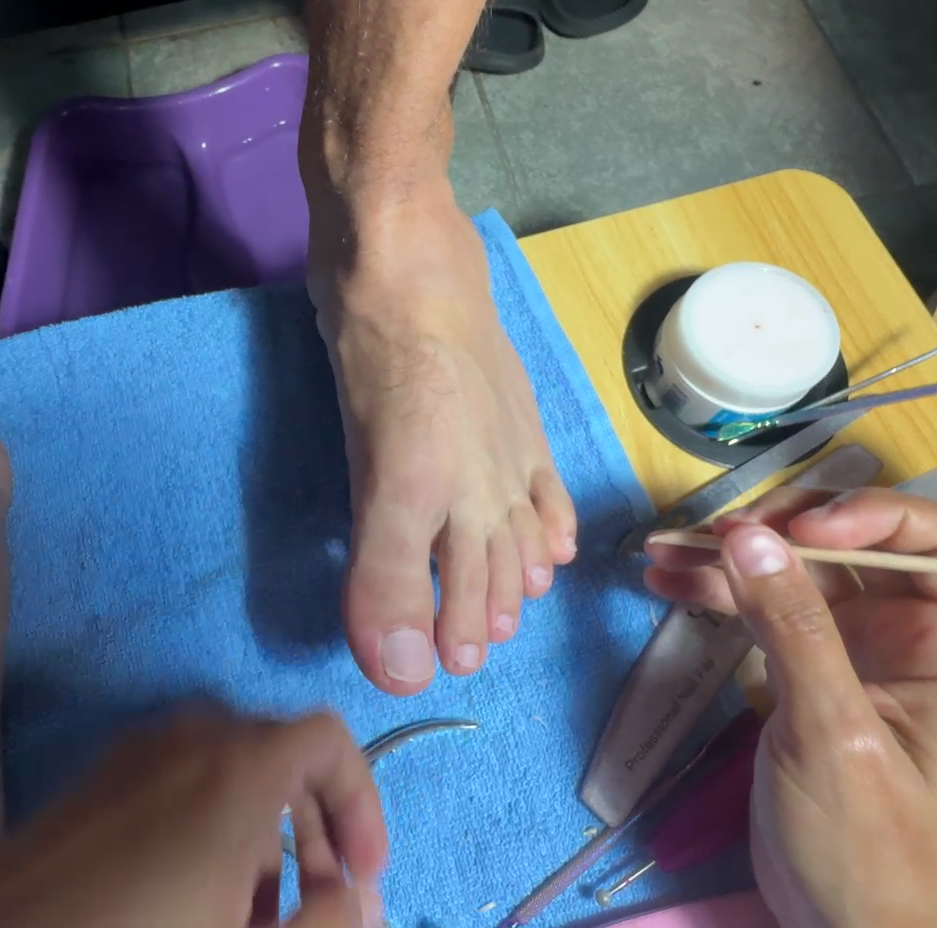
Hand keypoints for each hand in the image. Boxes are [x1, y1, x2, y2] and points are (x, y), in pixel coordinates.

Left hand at [0, 709, 388, 927]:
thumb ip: (330, 921)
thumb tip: (364, 896)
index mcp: (235, 763)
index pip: (328, 739)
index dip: (361, 802)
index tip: (367, 875)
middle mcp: (188, 737)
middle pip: (281, 757)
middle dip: (313, 835)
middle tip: (318, 908)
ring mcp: (134, 756)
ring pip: (228, 775)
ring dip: (262, 841)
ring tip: (256, 919)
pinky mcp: (93, 785)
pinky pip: (177, 786)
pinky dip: (209, 832)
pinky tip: (191, 903)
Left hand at [301, 153, 577, 695]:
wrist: (410, 259)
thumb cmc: (385, 361)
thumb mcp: (378, 475)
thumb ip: (389, 571)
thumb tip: (405, 677)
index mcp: (453, 503)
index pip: (462, 588)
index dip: (453, 631)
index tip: (447, 666)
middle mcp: (490, 480)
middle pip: (495, 559)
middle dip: (483, 608)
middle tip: (476, 647)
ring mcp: (507, 439)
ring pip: (520, 522)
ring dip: (517, 567)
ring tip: (518, 599)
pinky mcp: (511, 403)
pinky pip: (541, 475)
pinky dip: (550, 513)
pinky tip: (558, 533)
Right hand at [644, 487, 936, 927]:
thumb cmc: (868, 849)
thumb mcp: (833, 735)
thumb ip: (793, 628)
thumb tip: (747, 535)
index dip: (879, 516)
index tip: (802, 532)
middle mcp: (908, 636)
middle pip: (851, 546)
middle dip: (778, 532)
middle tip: (711, 537)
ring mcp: (851, 649)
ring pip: (793, 571)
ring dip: (727, 557)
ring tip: (661, 552)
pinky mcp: (803, 667)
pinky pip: (759, 607)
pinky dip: (712, 591)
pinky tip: (663, 581)